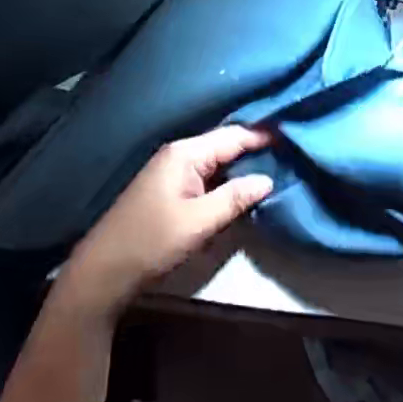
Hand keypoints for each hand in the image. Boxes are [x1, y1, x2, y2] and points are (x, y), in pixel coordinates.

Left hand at [57, 125, 274, 318]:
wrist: (108, 264)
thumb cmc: (153, 240)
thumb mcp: (199, 222)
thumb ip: (234, 198)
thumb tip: (267, 178)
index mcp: (185, 153)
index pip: (231, 136)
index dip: (262, 136)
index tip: (294, 137)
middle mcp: (179, 154)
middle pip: (224, 145)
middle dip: (255, 149)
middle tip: (292, 155)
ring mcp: (173, 170)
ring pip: (216, 162)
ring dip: (242, 166)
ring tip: (279, 168)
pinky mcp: (171, 188)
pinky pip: (206, 176)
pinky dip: (226, 180)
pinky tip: (245, 189)